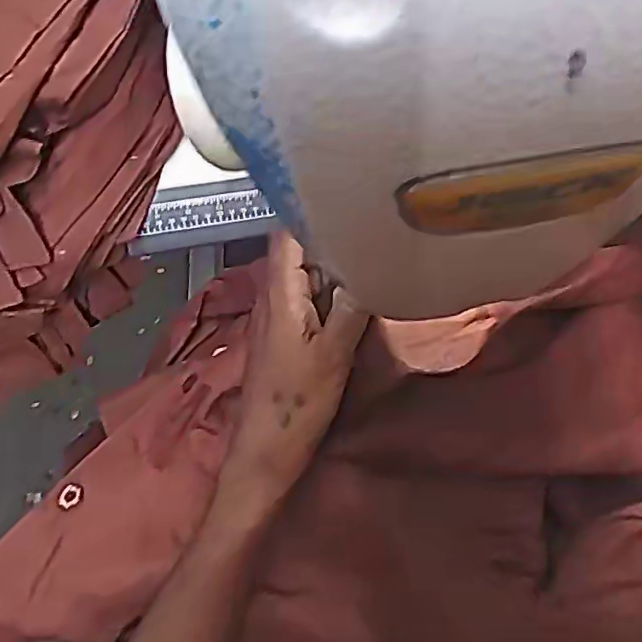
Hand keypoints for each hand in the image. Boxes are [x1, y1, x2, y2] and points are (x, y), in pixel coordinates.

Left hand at [218, 231, 370, 515]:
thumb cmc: (298, 400)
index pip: (288, 231)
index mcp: (280, 290)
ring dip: (332, 259)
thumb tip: (374, 262)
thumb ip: (354, 304)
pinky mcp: (286, 330)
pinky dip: (330, 285)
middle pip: (298, 247)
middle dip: (330, 230)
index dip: (311, 207)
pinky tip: (355, 287)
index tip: (346, 193)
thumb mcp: (335, 351)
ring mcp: (279, 311)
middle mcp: (274, 293)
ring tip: (369, 243)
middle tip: (369, 216)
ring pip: (305, 270)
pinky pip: (308, 293)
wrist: (267, 448)